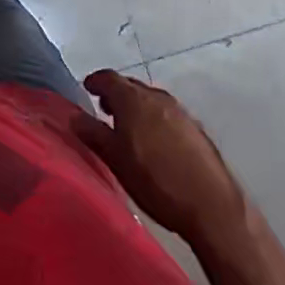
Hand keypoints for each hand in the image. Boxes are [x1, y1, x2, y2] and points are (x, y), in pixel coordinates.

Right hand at [73, 69, 246, 245]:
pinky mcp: (197, 129)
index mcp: (133, 99)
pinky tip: (154, 143)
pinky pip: (167, 114)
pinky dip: (154, 119)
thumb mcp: (115, 160)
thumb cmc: (155, 181)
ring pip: (150, 100)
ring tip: (128, 128)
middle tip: (104, 110)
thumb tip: (73, 116)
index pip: (109, 77)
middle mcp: (157, 97)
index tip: (87, 88)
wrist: (212, 206)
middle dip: (116, 94)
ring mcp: (180, 112)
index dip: (95, 81)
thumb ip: (93, 134)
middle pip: (131, 86)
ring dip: (136, 107)